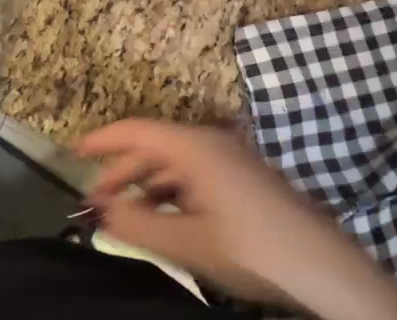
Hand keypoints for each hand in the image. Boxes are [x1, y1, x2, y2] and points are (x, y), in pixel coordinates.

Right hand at [75, 120, 396, 318]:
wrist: (323, 266)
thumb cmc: (252, 248)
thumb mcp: (187, 242)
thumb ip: (136, 225)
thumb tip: (99, 211)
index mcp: (194, 147)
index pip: (136, 130)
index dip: (101, 140)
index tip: (73, 151)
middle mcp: (210, 142)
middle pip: (154, 146)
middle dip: (121, 170)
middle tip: (95, 199)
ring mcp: (230, 158)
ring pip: (174, 162)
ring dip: (145, 185)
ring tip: (124, 215)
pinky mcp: (243, 178)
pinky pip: (193, 174)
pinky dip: (169, 192)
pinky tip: (163, 220)